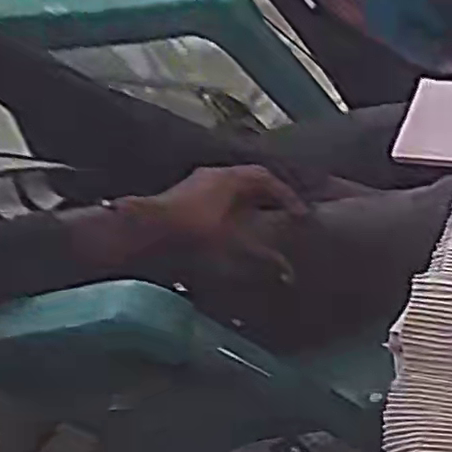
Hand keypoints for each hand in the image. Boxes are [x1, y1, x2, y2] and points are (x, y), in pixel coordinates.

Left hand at [119, 165, 309, 283]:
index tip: (304, 216)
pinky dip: (242, 204)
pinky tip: (246, 222)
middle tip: (291, 214)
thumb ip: (265, 257)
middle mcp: (214, 175)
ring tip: (272, 218)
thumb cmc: (195, 233)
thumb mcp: (236, 246)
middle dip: (275, 195)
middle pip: (252, 179)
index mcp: (229, 180)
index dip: (289, 196)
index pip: (266, 178)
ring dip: (257, 199)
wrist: (146, 229)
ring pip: (237, 186)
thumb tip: (290, 276)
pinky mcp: (189, 195)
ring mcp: (198, 183)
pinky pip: (225, 193)